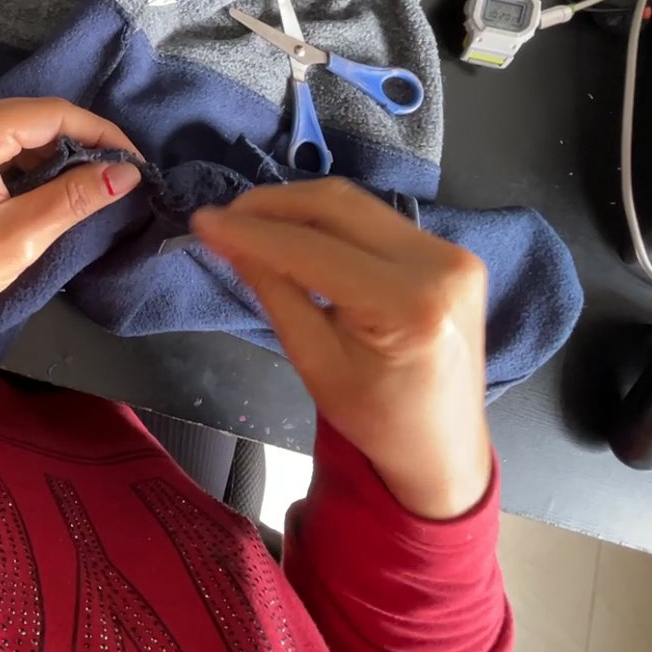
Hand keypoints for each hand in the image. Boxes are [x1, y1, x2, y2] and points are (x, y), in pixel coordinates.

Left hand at [0, 99, 142, 348]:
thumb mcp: (17, 237)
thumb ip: (73, 198)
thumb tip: (127, 173)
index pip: (52, 114)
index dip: (101, 132)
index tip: (136, 162)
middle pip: (36, 117)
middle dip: (83, 143)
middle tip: (121, 176)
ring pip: (21, 130)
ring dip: (58, 154)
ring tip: (95, 185)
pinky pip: (0, 144)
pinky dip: (31, 163)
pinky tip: (54, 186)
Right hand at [192, 180, 492, 519]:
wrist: (444, 447)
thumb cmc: (375, 417)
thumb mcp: (312, 358)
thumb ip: (272, 289)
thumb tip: (225, 237)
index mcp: (407, 304)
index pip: (311, 249)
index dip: (250, 231)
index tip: (202, 221)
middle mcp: (437, 264)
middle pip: (336, 205)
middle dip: (270, 204)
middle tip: (224, 217)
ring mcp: (449, 252)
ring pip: (352, 204)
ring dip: (294, 206)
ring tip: (248, 221)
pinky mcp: (445, 251)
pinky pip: (370, 218)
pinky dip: (322, 219)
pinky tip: (290, 230)